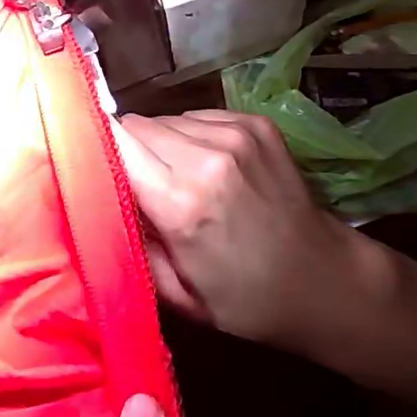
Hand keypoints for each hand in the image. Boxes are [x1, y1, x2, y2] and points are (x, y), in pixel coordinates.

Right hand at [115, 111, 383, 357]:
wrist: (325, 278)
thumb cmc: (245, 300)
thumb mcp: (175, 292)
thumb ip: (129, 239)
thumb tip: (96, 196)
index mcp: (182, 202)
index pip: (115, 141)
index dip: (98, 149)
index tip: (91, 164)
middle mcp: (208, 155)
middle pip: (136, 124)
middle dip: (128, 150)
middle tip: (141, 185)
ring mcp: (236, 132)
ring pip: (166, 118)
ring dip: (160, 143)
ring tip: (179, 178)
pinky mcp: (255, 121)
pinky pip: (197, 116)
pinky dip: (191, 137)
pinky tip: (209, 167)